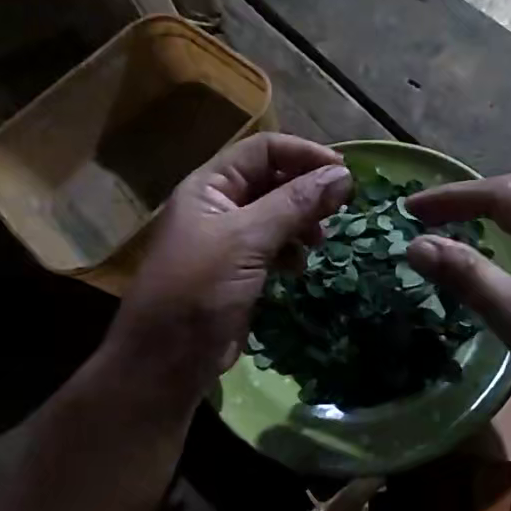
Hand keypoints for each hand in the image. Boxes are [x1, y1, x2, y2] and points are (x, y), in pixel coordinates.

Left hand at [109, 133, 351, 389]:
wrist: (168, 360)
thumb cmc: (199, 290)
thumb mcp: (248, 240)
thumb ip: (295, 204)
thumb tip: (342, 175)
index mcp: (210, 186)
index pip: (263, 149)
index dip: (303, 154)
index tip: (342, 173)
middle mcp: (219, 205)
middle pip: (273, 179)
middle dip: (307, 191)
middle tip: (339, 210)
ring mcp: (229, 240)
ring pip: (278, 214)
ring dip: (303, 222)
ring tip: (318, 242)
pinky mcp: (240, 270)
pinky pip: (274, 246)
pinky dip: (292, 250)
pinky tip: (299, 267)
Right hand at [405, 174, 510, 419]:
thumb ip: (467, 276)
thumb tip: (416, 245)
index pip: (502, 195)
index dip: (452, 197)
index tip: (410, 209)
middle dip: (468, 197)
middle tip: (424, 213)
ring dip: (487, 210)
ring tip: (447, 221)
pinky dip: (505, 229)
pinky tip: (488, 245)